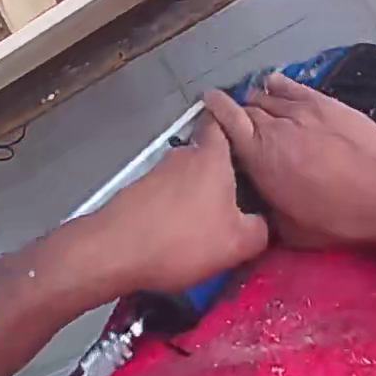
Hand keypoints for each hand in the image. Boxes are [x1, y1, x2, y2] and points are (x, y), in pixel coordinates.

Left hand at [76, 117, 267, 293]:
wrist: (112, 252)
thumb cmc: (183, 239)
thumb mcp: (238, 243)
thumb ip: (260, 229)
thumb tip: (264, 223)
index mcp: (213, 157)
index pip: (223, 124)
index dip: (234, 127)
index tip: (246, 138)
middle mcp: (184, 156)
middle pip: (207, 155)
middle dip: (220, 174)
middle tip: (235, 200)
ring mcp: (156, 172)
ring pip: (185, 177)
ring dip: (195, 195)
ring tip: (205, 225)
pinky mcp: (135, 192)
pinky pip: (165, 195)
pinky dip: (173, 209)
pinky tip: (176, 236)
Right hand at [202, 74, 375, 248]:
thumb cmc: (338, 217)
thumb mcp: (291, 230)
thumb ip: (267, 213)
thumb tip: (259, 210)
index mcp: (260, 157)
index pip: (227, 122)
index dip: (215, 110)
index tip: (207, 104)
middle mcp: (276, 127)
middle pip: (248, 108)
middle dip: (238, 112)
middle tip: (236, 119)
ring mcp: (302, 110)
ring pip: (269, 96)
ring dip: (259, 100)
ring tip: (256, 104)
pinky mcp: (325, 103)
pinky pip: (294, 87)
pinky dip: (280, 84)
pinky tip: (275, 83)